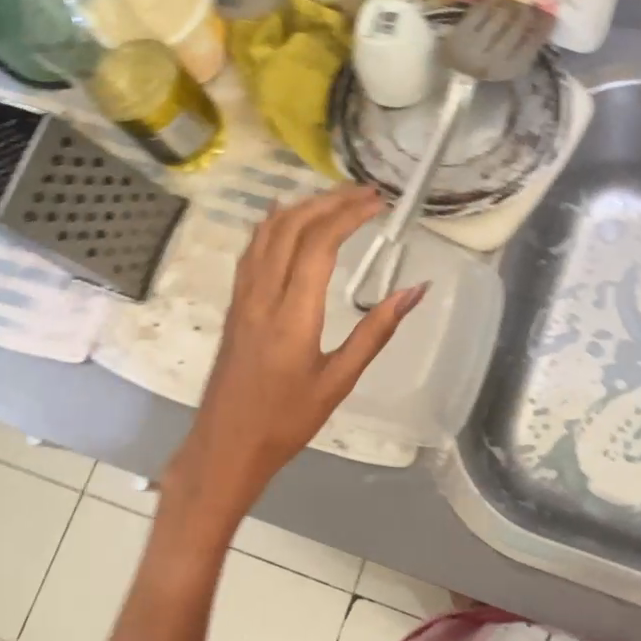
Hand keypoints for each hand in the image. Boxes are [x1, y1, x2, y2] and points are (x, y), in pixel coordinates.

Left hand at [164, 186, 425, 519]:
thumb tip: (415, 291)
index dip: (349, 216)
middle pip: (291, 228)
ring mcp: (243, 298)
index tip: (378, 203)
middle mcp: (263, 296)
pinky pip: (252, 250)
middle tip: (365, 193)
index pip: (319, 245)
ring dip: (302, 207)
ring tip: (335, 197)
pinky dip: (273, 224)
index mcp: (292, 316)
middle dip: (329, 201)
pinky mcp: (235, 305)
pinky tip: (285, 216)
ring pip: (267, 233)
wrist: (225, 447)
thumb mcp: (339, 381)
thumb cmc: (287, 421)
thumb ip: (376, 332)